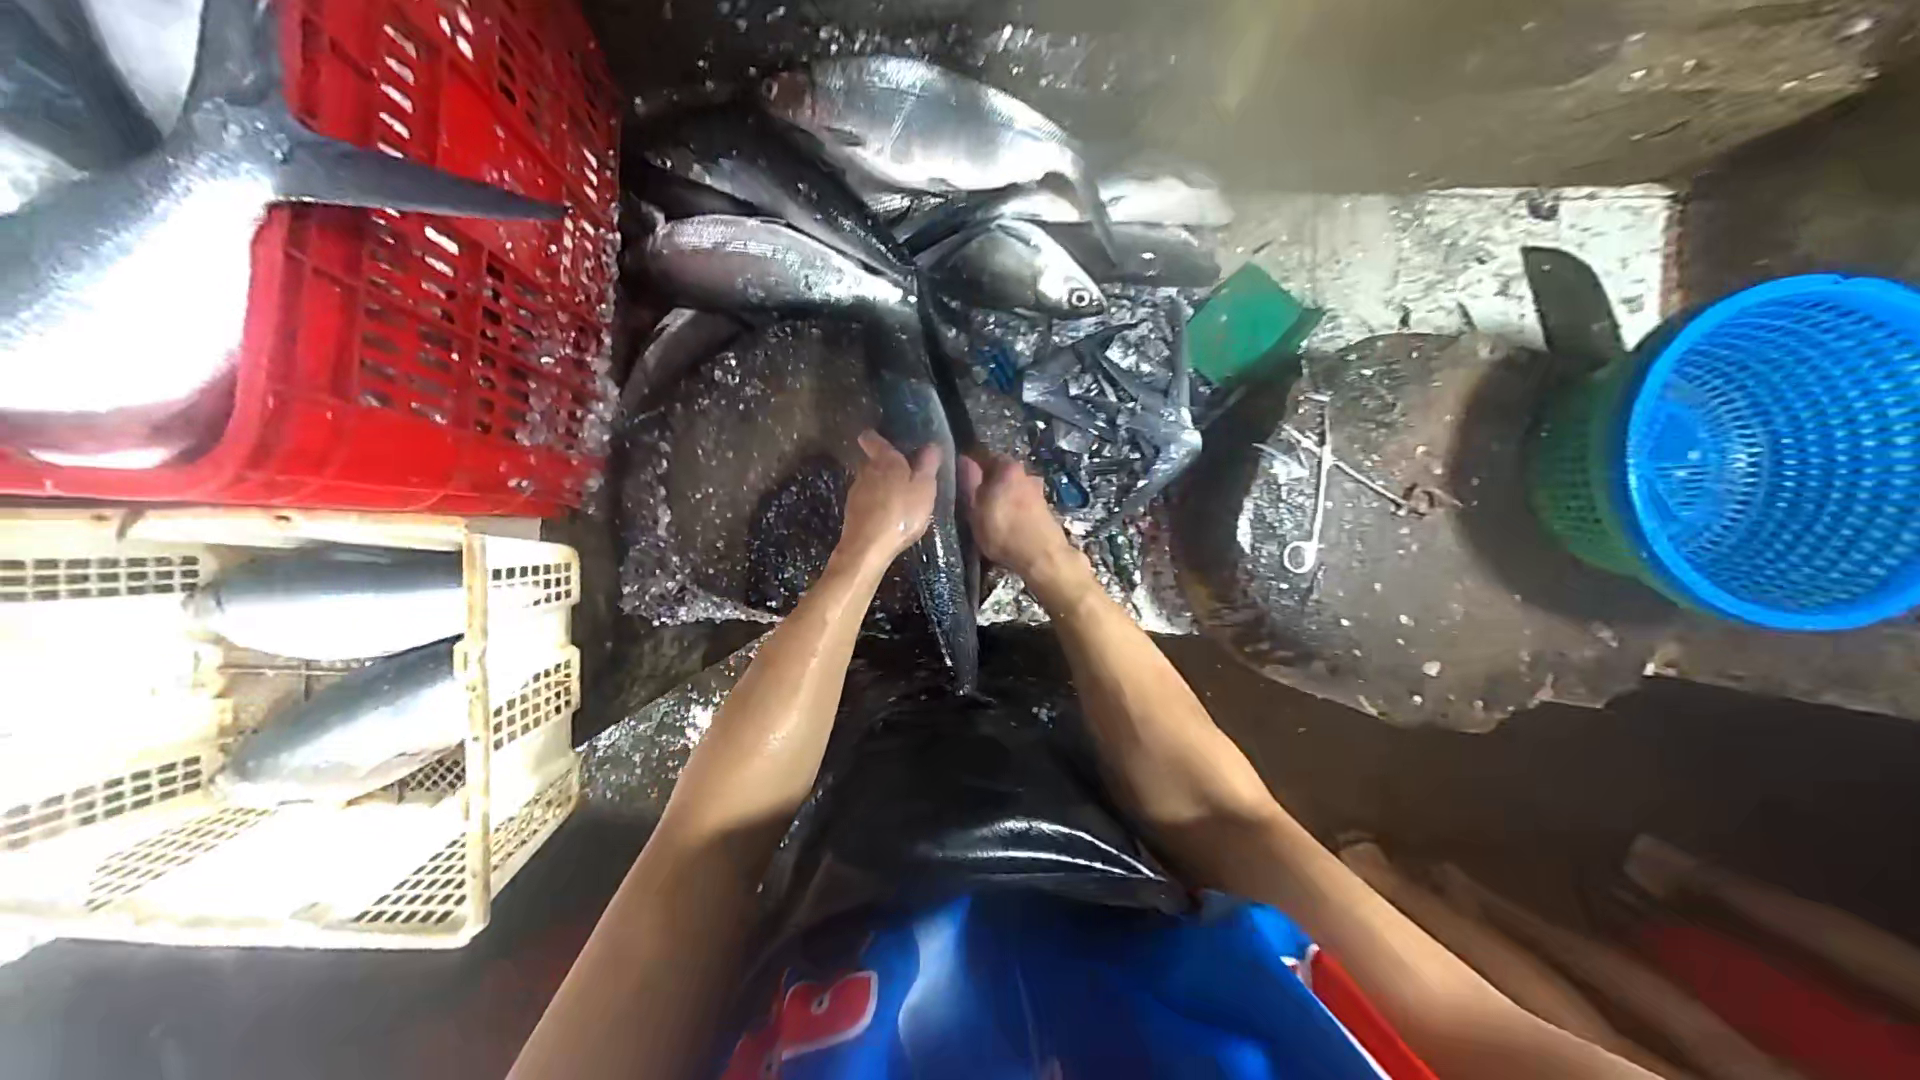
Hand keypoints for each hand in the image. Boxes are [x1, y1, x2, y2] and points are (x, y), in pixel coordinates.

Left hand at [837, 430, 939, 572]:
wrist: (868, 547)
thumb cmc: (901, 513)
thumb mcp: (925, 489)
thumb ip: (928, 466)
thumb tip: (931, 445)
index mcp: (884, 460)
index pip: (872, 438)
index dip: (877, 437)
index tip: (886, 440)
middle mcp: (865, 471)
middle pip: (873, 461)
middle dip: (886, 465)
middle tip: (905, 473)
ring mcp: (856, 492)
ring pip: (870, 482)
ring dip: (882, 486)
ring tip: (899, 497)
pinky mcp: (852, 512)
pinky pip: (867, 501)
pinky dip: (877, 504)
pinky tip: (889, 516)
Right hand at [958, 450, 1078, 584]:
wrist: (1042, 557)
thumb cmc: (1003, 530)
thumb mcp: (975, 510)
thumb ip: (969, 485)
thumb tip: (963, 465)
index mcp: (1007, 467)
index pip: (983, 455)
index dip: (969, 462)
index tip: (958, 472)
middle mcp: (1025, 473)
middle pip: (1001, 473)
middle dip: (988, 481)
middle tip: (973, 497)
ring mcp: (1038, 491)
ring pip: (1013, 488)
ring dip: (1002, 497)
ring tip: (989, 513)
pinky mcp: (1045, 510)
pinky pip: (1022, 504)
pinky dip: (1013, 509)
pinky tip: (1006, 523)